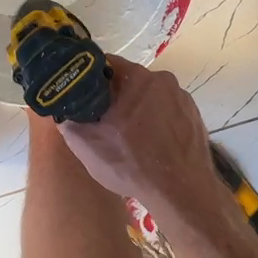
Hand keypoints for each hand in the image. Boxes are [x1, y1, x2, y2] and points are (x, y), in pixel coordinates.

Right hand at [57, 58, 225, 222]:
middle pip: (128, 81)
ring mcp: (182, 98)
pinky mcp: (194, 116)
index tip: (82, 98)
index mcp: (136, 76)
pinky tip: (152, 146)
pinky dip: (157, 123)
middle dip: (114, 98)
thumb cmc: (131, 163)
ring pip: (149, 97)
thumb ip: (68, 119)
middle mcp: (162, 79)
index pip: (104, 64)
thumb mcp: (85, 144)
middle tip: (103, 123)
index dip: (89, 80)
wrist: (181, 192)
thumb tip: (62, 109)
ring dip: (137, 111)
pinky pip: (167, 112)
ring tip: (130, 139)